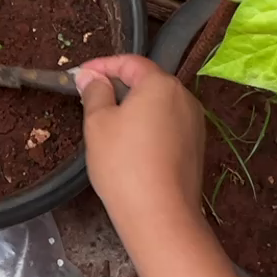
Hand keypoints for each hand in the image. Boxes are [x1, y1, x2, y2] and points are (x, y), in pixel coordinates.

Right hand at [77, 55, 204, 230]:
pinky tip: (129, 147)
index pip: (130, 62)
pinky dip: (147, 127)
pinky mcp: (195, 147)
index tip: (80, 75)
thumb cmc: (123, 163)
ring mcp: (194, 124)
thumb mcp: (98, 123)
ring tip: (107, 125)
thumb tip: (91, 76)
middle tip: (90, 99)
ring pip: (158, 105)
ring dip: (133, 108)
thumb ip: (94, 92)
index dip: (102, 65)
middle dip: (118, 86)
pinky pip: (167, 126)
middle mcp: (184, 98)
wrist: (160, 214)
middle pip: (147, 82)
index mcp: (161, 84)